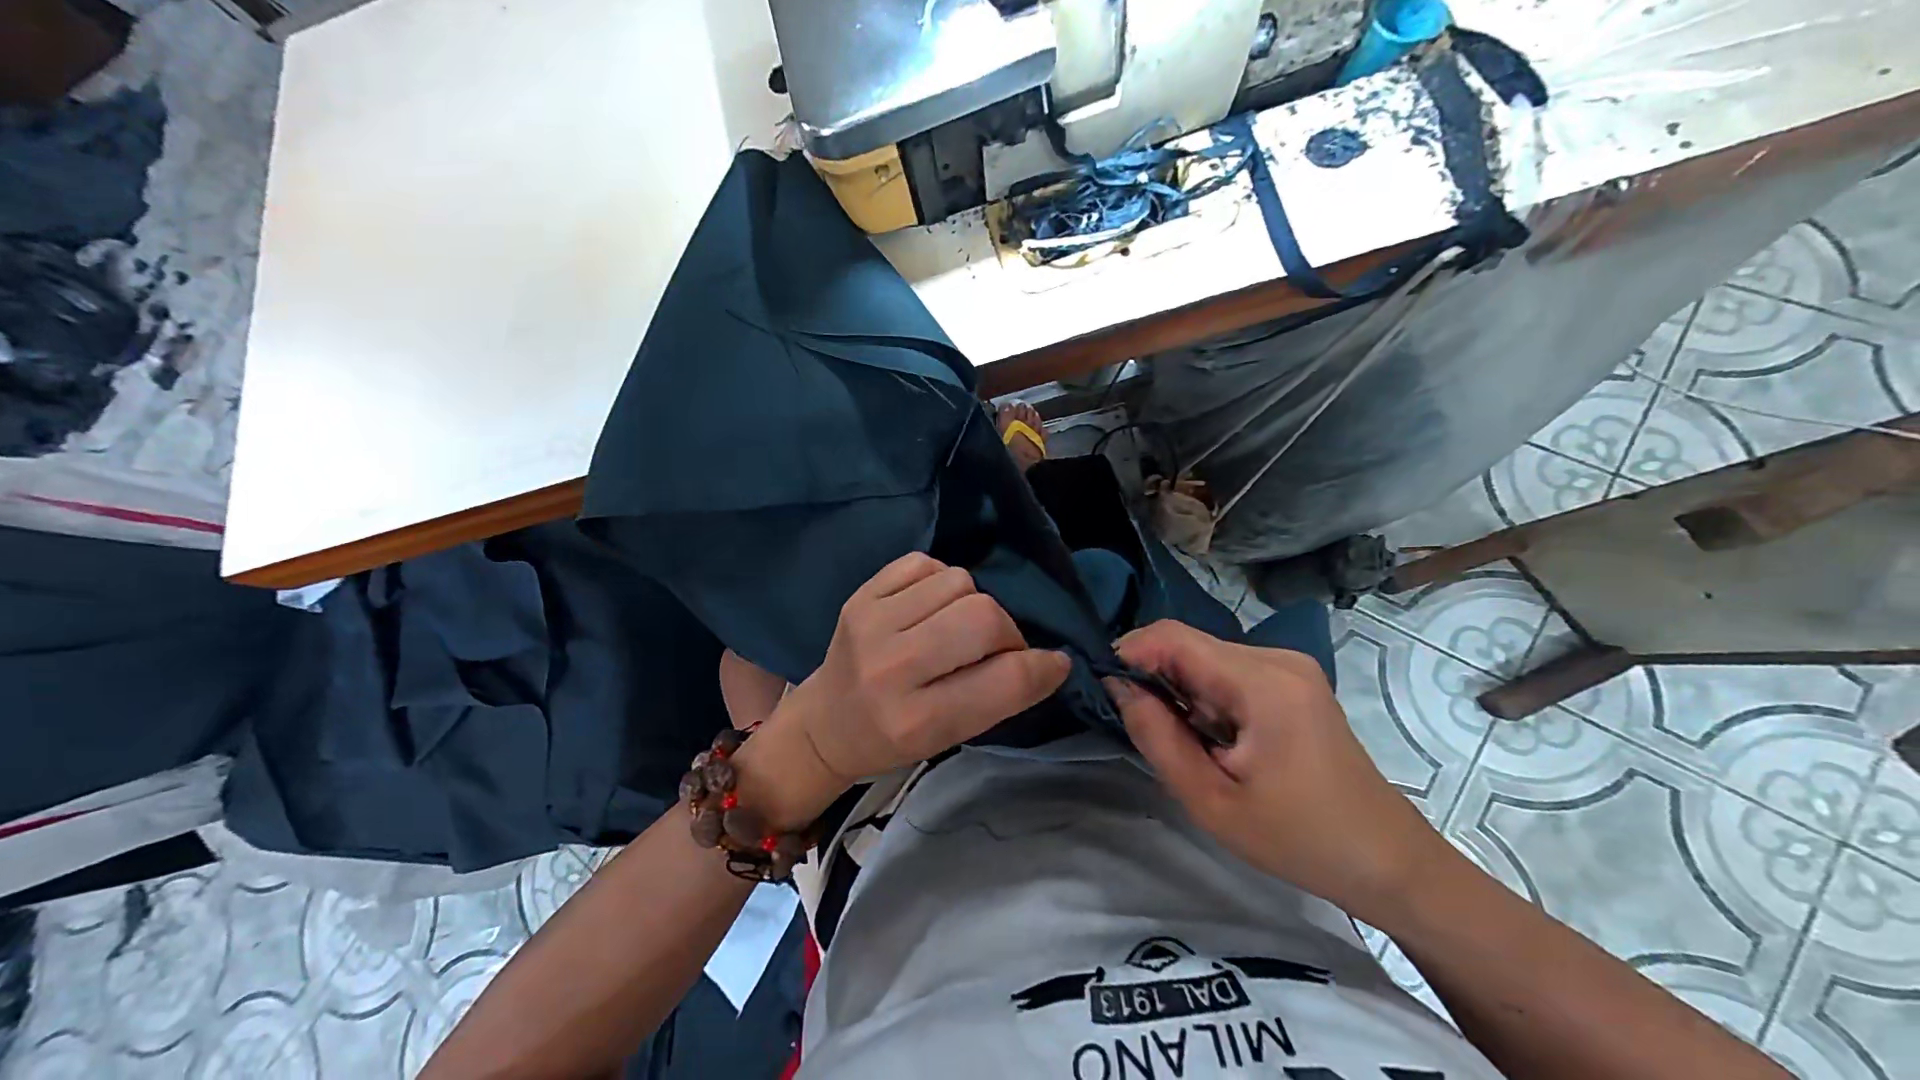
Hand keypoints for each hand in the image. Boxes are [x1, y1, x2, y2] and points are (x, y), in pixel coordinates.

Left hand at [738, 553, 1070, 828]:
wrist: (826, 723)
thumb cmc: (893, 740)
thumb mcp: (948, 739)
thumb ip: (998, 698)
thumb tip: (1052, 658)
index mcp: (917, 720)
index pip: (1005, 680)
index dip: (1044, 667)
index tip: (1054, 663)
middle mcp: (891, 669)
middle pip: (983, 616)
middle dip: (1008, 630)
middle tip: (998, 647)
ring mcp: (870, 624)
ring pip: (959, 581)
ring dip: (974, 602)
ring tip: (959, 626)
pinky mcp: (860, 595)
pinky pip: (925, 563)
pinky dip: (941, 581)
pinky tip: (932, 606)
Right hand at [1104, 620, 1447, 924]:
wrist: (1386, 860)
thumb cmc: (1297, 839)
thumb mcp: (1210, 800)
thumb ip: (1157, 735)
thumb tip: (1118, 685)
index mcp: (1262, 682)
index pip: (1173, 636)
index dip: (1130, 652)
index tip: (1107, 690)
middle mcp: (1278, 658)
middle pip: (1189, 645)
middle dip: (1157, 680)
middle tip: (1154, 735)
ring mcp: (1290, 666)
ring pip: (1205, 657)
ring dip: (1182, 693)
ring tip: (1192, 747)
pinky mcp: (1293, 680)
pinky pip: (1228, 671)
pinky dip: (1207, 697)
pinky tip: (1219, 740)